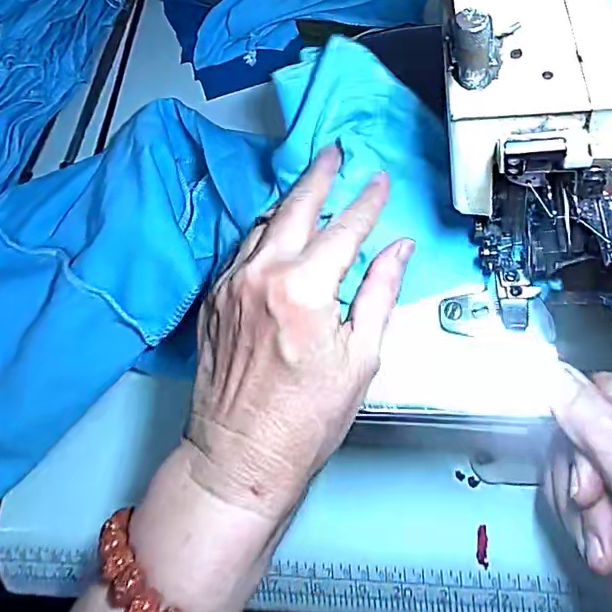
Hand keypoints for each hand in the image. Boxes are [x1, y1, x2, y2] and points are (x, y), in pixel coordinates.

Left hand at [184, 142, 412, 520]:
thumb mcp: (360, 357)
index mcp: (304, 290)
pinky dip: (267, 231)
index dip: (367, 202)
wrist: (238, 457)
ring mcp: (232, 283)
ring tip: (311, 187)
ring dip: (291, 201)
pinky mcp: (215, 296)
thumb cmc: (304, 420)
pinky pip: (244, 247)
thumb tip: (397, 250)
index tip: (379, 183)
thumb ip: (379, 292)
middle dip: (320, 174)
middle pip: (297, 206)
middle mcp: (262, 275)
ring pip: (265, 222)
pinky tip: (281, 231)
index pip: (344, 229)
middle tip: (334, 153)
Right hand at [543, 372, 611, 611]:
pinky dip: (575, 522)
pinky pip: (566, 488)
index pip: (606, 392)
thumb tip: (559, 379)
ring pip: (568, 459)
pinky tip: (604, 550)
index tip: (585, 481)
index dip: (583, 431)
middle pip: (581, 426)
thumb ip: (606, 437)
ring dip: (578, 509)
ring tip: (609, 546)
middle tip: (603, 517)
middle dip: (583, 481)